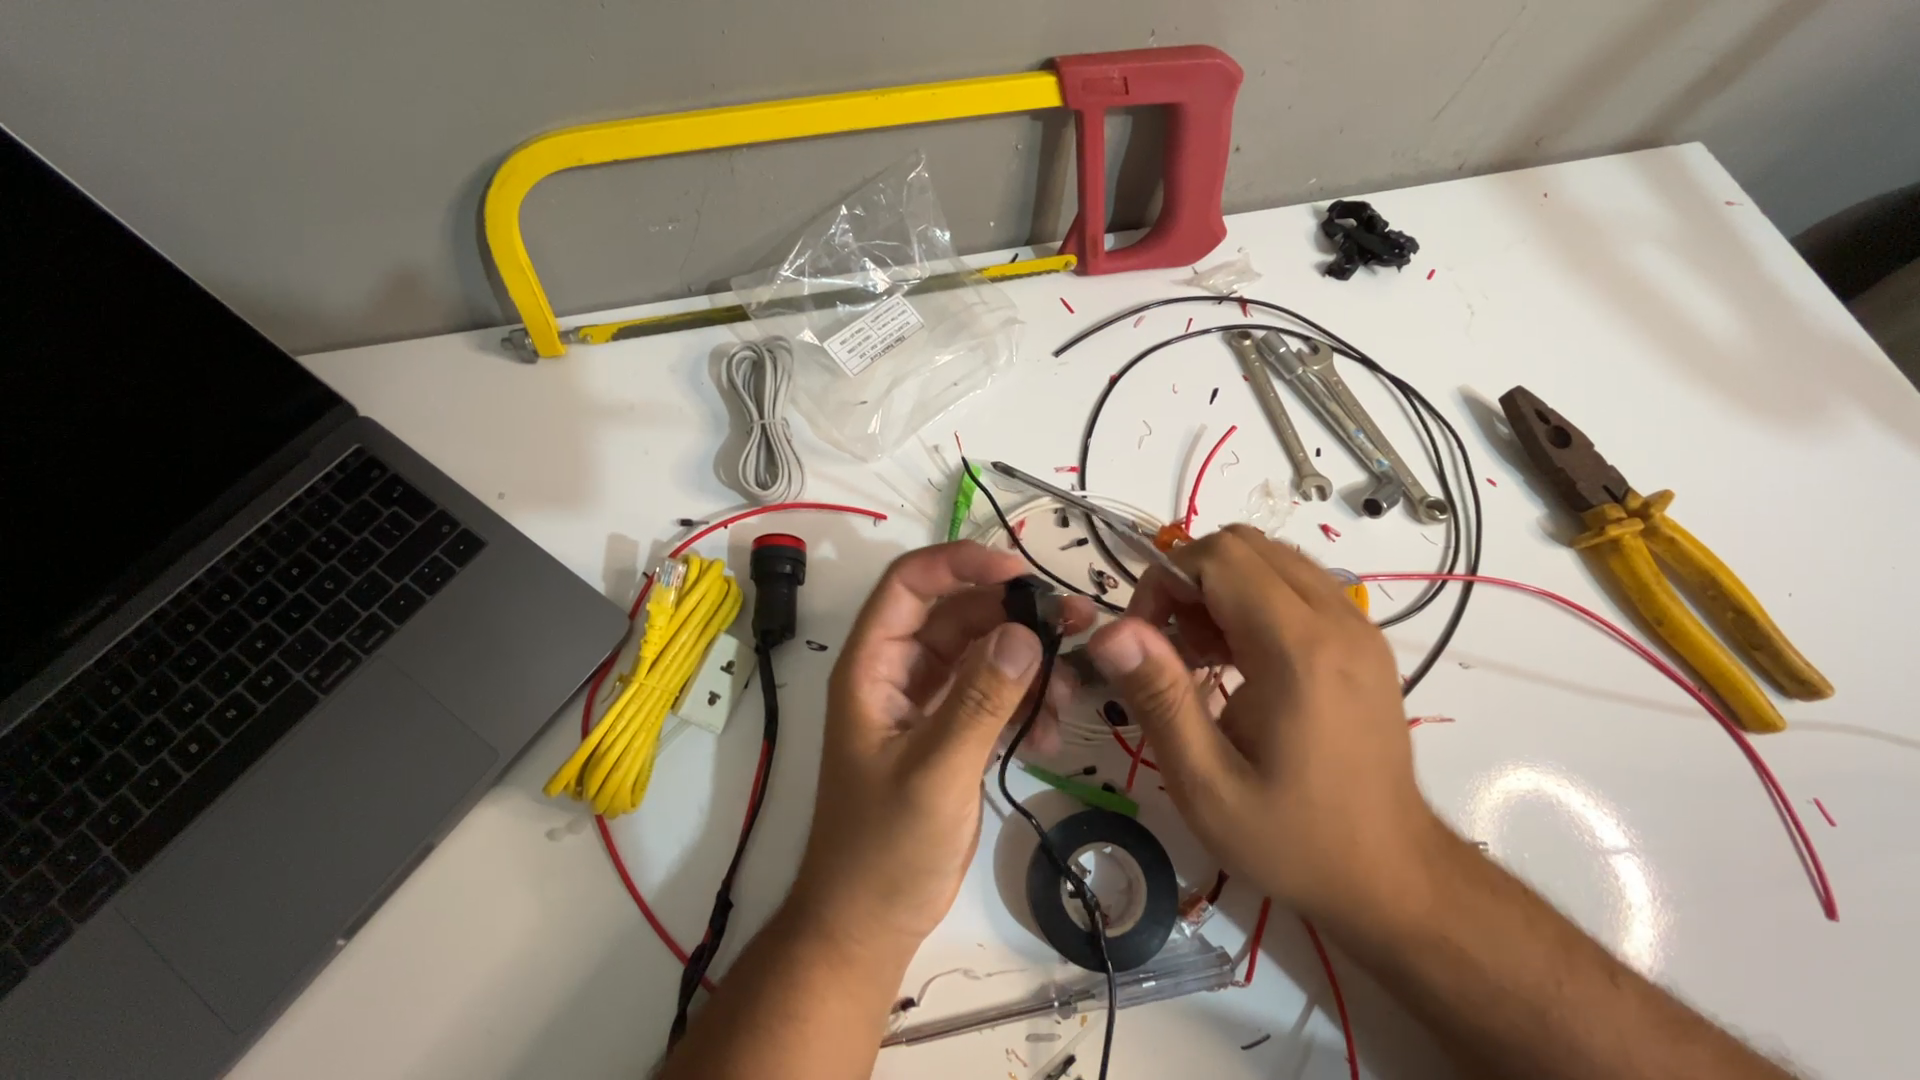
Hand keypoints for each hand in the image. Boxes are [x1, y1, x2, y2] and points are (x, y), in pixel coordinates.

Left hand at [789, 542, 1092, 959]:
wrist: (870, 920)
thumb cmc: (884, 847)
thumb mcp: (934, 770)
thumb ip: (980, 701)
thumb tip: (1026, 633)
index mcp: (872, 666)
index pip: (910, 585)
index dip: (960, 564)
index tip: (1021, 573)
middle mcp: (899, 674)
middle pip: (958, 616)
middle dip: (1013, 615)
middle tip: (1075, 624)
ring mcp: (927, 704)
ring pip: (983, 655)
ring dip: (1028, 663)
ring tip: (1070, 690)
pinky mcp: (952, 734)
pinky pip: (994, 697)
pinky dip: (1023, 705)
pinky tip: (1047, 736)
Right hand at [1084, 525, 1441, 919]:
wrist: (1391, 878)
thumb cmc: (1292, 838)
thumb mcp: (1205, 784)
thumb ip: (1159, 697)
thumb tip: (1109, 630)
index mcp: (1299, 650)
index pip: (1219, 557)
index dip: (1165, 582)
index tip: (1145, 642)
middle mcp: (1337, 620)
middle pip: (1245, 545)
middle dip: (1189, 580)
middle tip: (1170, 649)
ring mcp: (1358, 628)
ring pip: (1271, 559)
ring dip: (1220, 589)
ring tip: (1203, 657)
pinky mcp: (1364, 642)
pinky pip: (1298, 585)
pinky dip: (1254, 601)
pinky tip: (1240, 662)